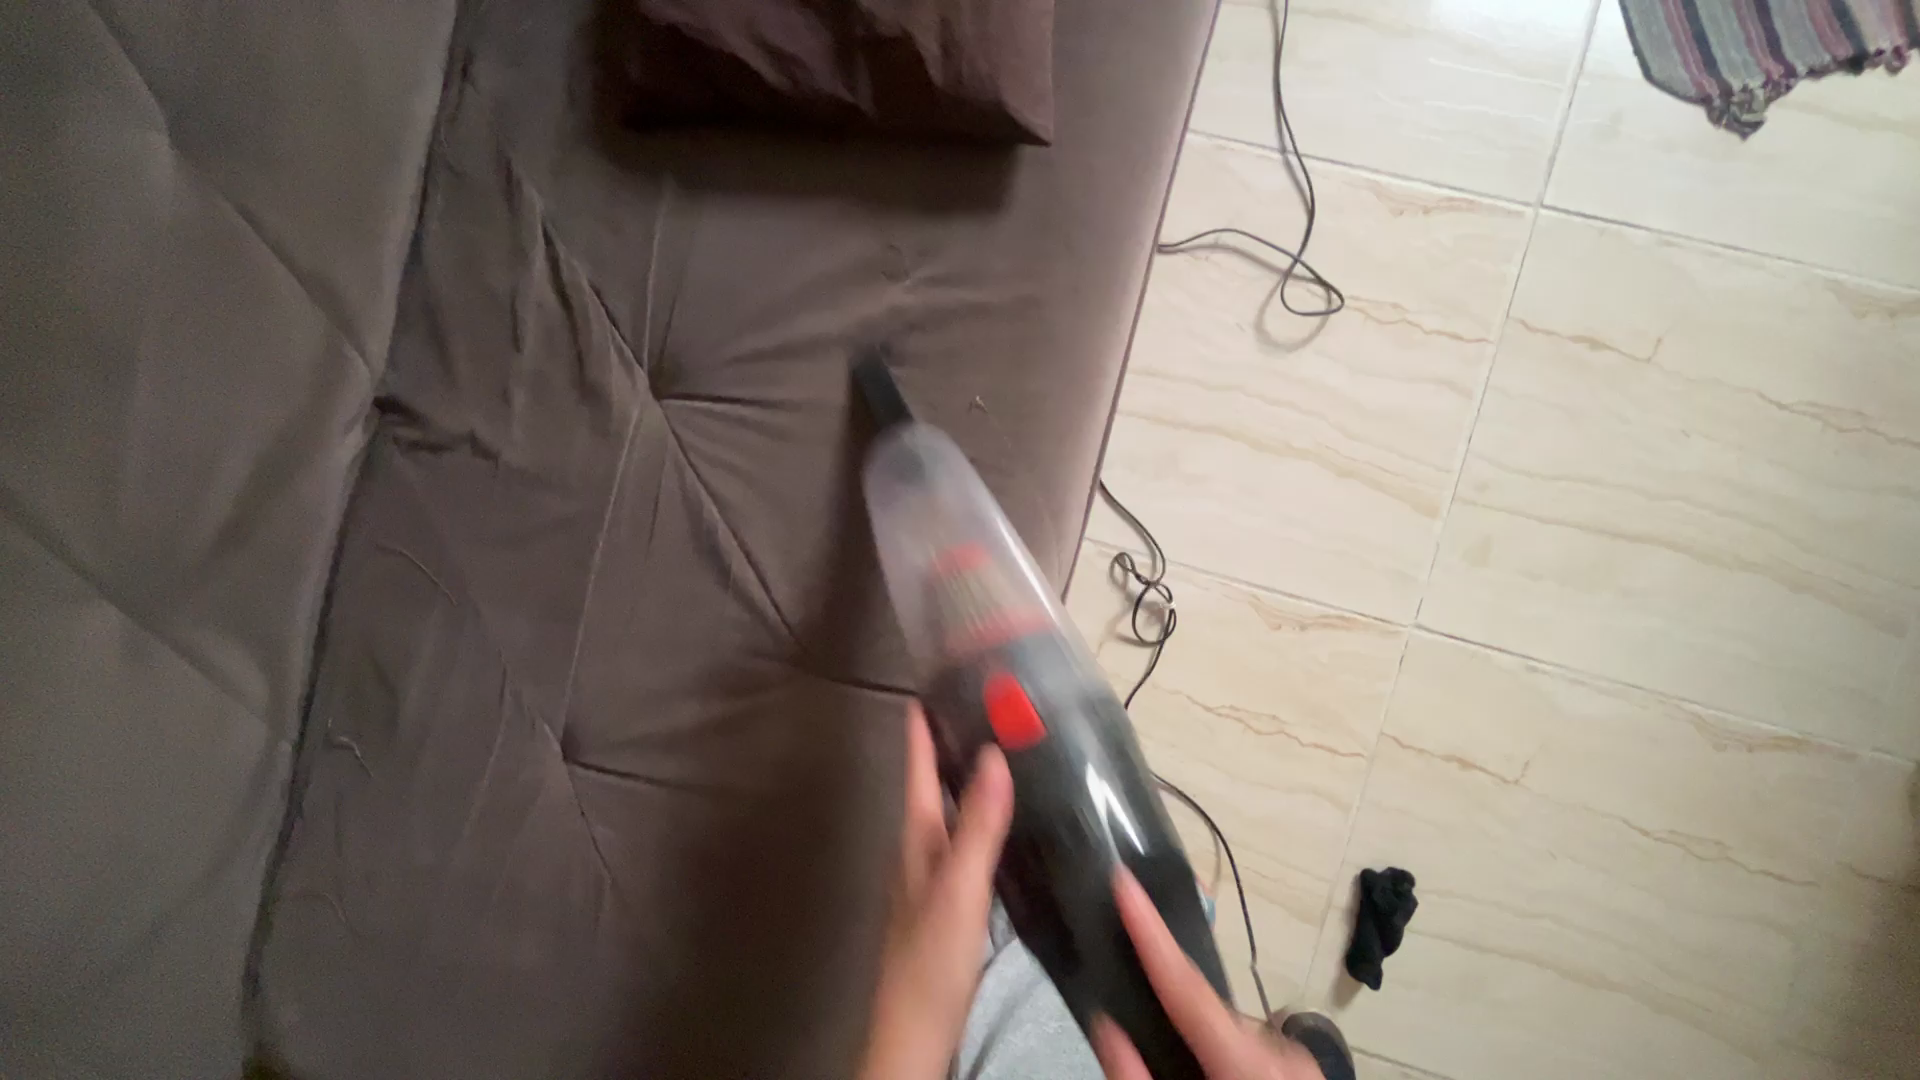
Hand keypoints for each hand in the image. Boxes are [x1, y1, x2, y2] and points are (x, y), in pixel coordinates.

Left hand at [857, 703, 1013, 1079]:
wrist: (915, 1028)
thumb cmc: (930, 954)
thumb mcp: (960, 886)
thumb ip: (978, 825)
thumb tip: (994, 755)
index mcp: (917, 831)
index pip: (917, 761)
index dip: (922, 720)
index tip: (936, 678)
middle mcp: (920, 841)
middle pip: (932, 778)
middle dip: (950, 739)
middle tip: (984, 702)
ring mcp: (931, 867)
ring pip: (947, 804)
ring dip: (965, 773)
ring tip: (996, 744)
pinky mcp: (947, 892)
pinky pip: (962, 833)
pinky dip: (979, 810)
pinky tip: (1000, 815)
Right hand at [1091, 869, 1324, 1079]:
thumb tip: (1106, 1025)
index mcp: (1249, 1070)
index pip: (1188, 989)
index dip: (1151, 931)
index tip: (1122, 877)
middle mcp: (1281, 1057)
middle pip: (1206, 1014)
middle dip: (1171, 1013)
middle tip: (1141, 1045)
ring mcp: (1299, 1065)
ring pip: (1227, 1034)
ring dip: (1201, 1048)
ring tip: (1182, 1071)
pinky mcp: (1303, 1073)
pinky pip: (1249, 1052)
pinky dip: (1224, 1061)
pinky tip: (1213, 1077)